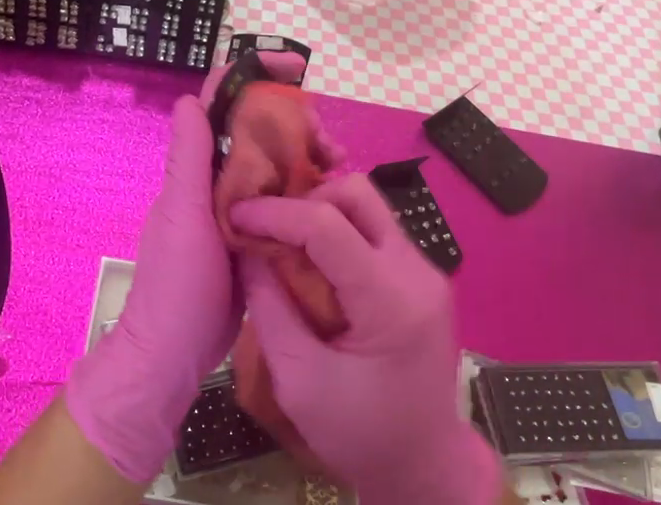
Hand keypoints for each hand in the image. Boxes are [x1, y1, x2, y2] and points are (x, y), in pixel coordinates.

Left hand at [64, 51, 308, 482]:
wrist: (176, 353)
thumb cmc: (177, 281)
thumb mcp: (183, 215)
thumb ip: (188, 158)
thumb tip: (188, 98)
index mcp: (198, 167)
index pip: (221, 104)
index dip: (252, 76)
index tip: (292, 67)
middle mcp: (217, 179)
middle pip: (257, 131)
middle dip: (295, 122)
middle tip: (332, 142)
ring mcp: (239, 209)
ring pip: (275, 166)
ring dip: (307, 157)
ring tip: (343, 168)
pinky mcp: (257, 238)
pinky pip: (285, 203)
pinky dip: (309, 193)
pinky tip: (337, 200)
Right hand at [231, 176, 499, 503]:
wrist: (425, 467)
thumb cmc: (360, 434)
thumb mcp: (299, 381)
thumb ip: (270, 309)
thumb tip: (246, 250)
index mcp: (390, 301)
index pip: (328, 225)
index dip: (275, 212)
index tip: (236, 214)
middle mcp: (417, 272)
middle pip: (358, 193)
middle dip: (305, 198)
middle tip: (267, 225)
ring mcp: (424, 271)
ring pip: (368, 206)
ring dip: (321, 211)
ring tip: (284, 239)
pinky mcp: (419, 278)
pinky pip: (375, 230)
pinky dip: (338, 231)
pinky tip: (310, 259)